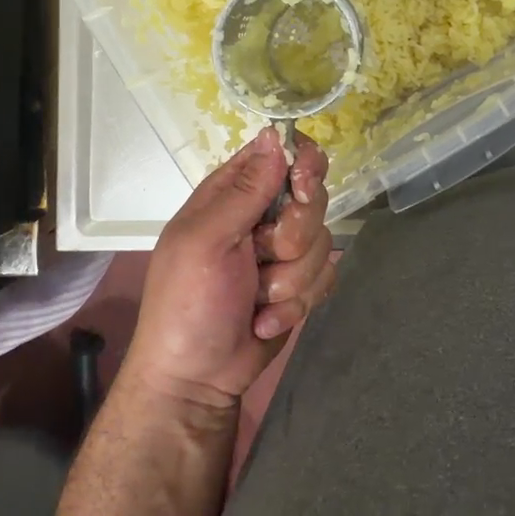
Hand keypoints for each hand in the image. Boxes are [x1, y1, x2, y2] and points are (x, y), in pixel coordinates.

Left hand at [120, 127, 333, 413]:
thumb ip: (245, 190)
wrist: (195, 380)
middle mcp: (262, 216)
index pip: (280, 154)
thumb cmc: (187, 305)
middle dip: (293, 235)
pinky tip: (267, 319)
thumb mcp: (206, 242)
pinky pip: (327, 275)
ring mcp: (284, 252)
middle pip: (313, 197)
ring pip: (323, 240)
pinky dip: (298, 302)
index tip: (302, 188)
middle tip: (262, 256)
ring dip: (290, 279)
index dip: (302, 164)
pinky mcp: (301, 284)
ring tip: (256, 300)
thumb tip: (275, 134)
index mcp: (232, 195)